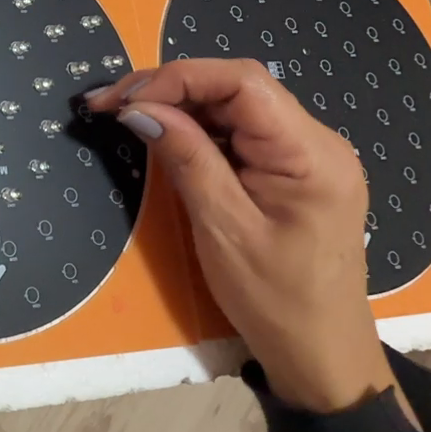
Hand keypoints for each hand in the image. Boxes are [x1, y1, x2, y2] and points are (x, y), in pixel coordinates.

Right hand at [86, 59, 406, 419]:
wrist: (320, 354)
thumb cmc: (274, 298)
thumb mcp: (222, 227)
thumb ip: (186, 157)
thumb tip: (137, 108)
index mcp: (310, 153)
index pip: (242, 82)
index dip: (177, 77)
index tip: (124, 100)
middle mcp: (316, 140)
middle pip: (236, 86)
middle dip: (169, 86)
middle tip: (110, 104)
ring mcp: (305, 153)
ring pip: (232, 104)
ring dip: (176, 104)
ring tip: (124, 115)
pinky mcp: (289, 168)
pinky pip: (237, 129)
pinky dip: (194, 126)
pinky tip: (161, 133)